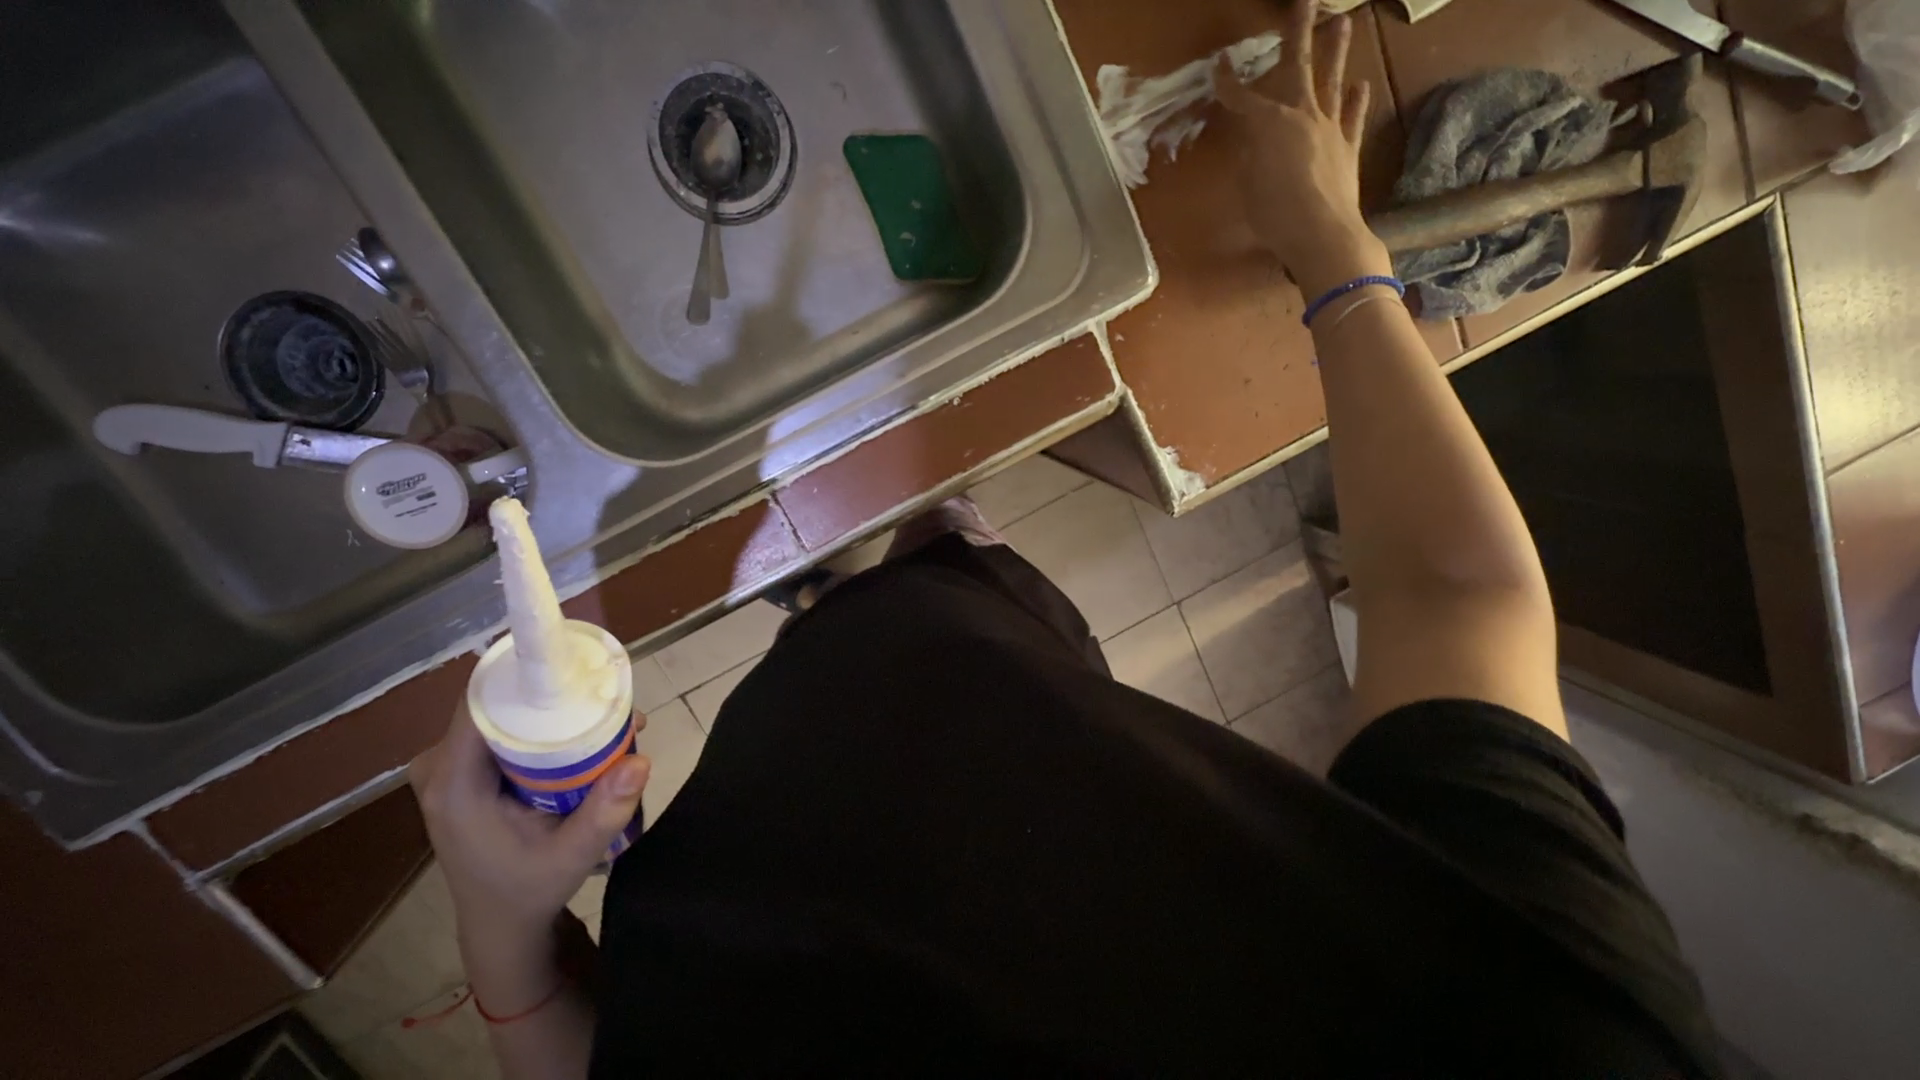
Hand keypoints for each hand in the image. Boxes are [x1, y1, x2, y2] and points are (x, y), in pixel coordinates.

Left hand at [411, 704, 648, 1005]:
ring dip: (551, 710)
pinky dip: (540, 726)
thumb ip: (605, 811)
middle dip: (553, 695)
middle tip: (610, 700)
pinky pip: (500, 727)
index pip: (482, 703)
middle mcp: (439, 767)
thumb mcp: (572, 856)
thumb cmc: (529, 889)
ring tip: (607, 719)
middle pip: (496, 703)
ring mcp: (446, 766)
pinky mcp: (460, 769)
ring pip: (502, 712)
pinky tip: (581, 737)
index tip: (575, 663)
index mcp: (454, 785)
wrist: (499, 922)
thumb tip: (642, 759)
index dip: (525, 675)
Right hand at [1214, 0, 1392, 296]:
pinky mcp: (1348, 146)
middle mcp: (1301, 115)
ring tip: (1342, 21)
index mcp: (1268, 125)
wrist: (1322, 233)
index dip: (1227, 84)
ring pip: (1331, 79)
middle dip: (1296, 33)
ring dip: (1336, 50)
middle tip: (1303, 2)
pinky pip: (1352, 116)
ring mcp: (1329, 127)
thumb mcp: (1248, 186)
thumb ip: (1249, 158)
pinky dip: (1355, 100)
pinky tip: (1358, 85)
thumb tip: (1253, 144)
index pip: (1241, 98)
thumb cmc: (1274, 215)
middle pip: (1298, 66)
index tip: (1219, 67)